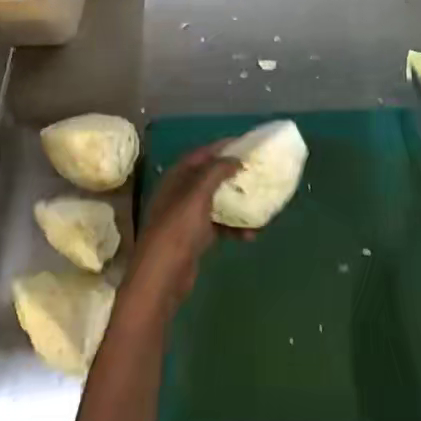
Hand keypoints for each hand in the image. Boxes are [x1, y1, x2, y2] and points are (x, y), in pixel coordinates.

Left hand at [125, 142, 245, 316]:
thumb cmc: (177, 230)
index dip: (222, 147)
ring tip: (259, 203)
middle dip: (232, 174)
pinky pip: (219, 225)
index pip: (201, 154)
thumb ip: (215, 173)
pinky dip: (234, 227)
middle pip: (210, 176)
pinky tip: (250, 234)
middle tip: (256, 171)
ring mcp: (188, 216)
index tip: (247, 143)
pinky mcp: (195, 237)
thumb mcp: (196, 195)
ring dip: (237, 203)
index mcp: (176, 178)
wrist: (161, 277)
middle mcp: (181, 193)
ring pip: (217, 202)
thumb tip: (235, 158)